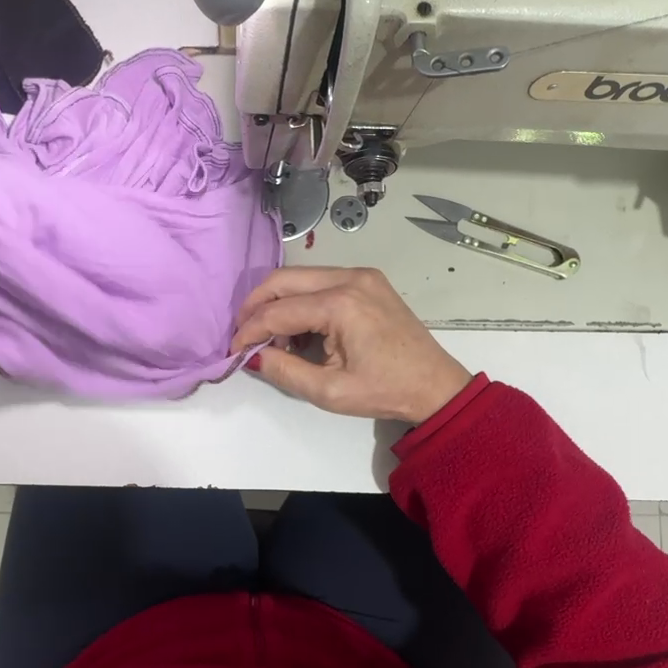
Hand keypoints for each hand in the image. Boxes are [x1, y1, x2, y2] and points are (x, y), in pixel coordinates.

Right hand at [229, 267, 472, 422]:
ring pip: (300, 277)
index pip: (278, 311)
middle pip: (283, 280)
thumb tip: (251, 357)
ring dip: (277, 303)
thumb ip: (284, 371)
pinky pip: (320, 282)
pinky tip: (298, 331)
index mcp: (341, 304)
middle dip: (256, 307)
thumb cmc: (384, 391)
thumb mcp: (329, 391)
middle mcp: (350, 278)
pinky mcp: (367, 281)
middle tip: (243, 336)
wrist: (434, 385)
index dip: (249, 331)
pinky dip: (300, 301)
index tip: (233, 352)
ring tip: (272, 340)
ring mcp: (361, 275)